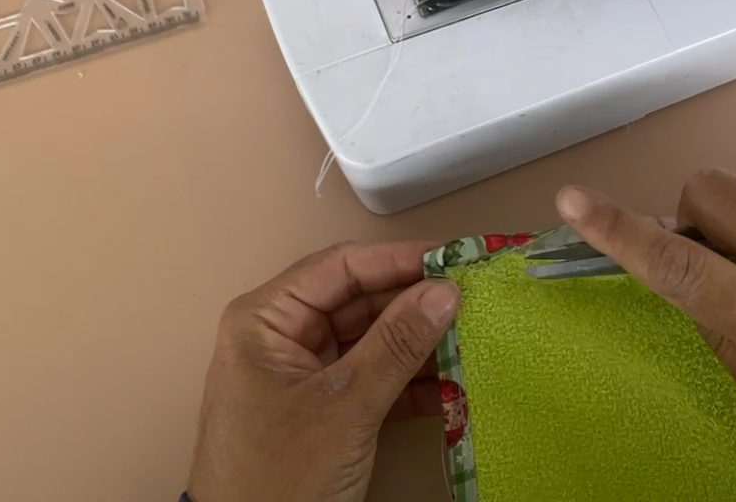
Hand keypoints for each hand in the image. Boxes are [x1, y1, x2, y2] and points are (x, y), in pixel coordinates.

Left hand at [187, 242, 459, 501]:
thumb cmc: (278, 480)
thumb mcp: (344, 408)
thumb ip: (397, 344)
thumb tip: (446, 290)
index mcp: (267, 318)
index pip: (341, 266)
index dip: (398, 258)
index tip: (450, 256)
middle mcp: (282, 334)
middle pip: (359, 299)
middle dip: (413, 301)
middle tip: (469, 295)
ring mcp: (302, 371)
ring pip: (370, 336)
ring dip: (417, 341)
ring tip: (469, 334)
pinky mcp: (322, 406)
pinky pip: (371, 374)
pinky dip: (408, 378)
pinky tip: (450, 380)